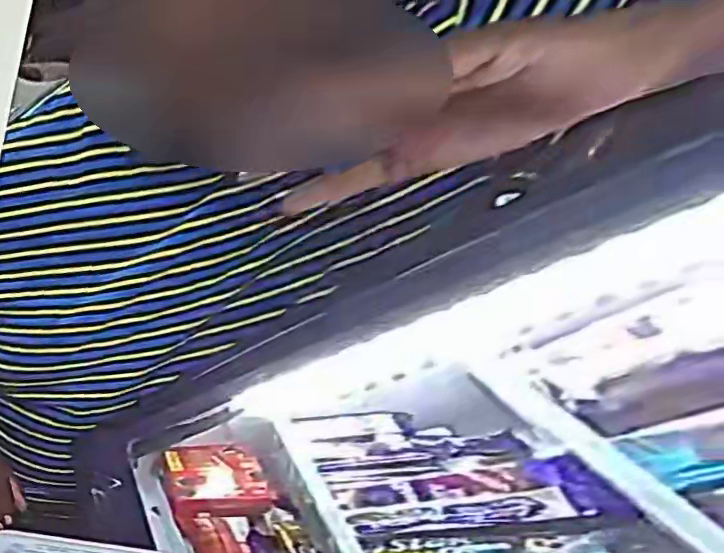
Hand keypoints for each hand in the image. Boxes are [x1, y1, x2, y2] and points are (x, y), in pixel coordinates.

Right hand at [281, 6, 687, 212]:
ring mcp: (402, 134)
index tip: (275, 108)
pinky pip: (358, 178)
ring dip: (298, 166)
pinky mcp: (409, 162)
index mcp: (420, 70)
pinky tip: (291, 203)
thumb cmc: (562, 52)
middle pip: (336, 122)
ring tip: (252, 179)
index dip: (316, 97)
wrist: (608, 78)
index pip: (357, 83)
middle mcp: (401, 103)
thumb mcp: (505, 49)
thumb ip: (447, 67)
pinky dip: (325, 190)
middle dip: (291, 135)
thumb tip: (390, 88)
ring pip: (338, 152)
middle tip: (243, 152)